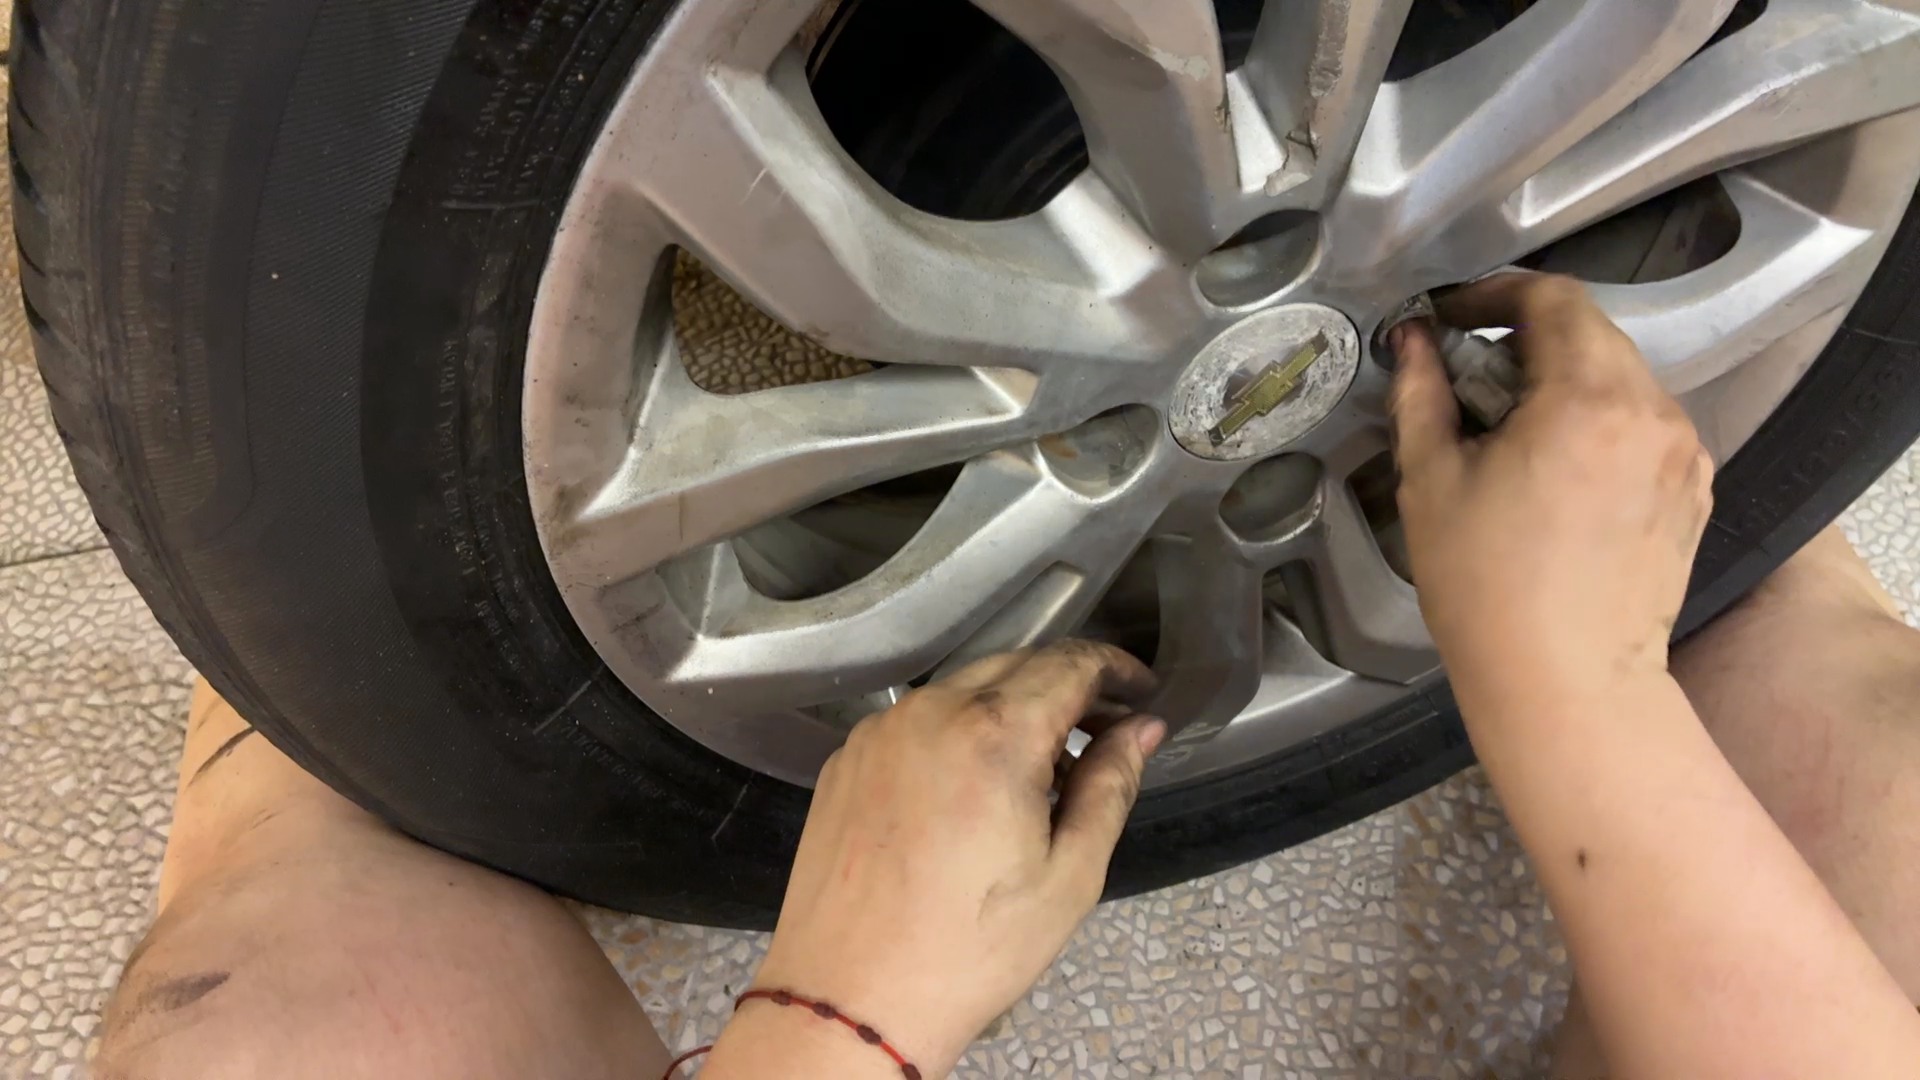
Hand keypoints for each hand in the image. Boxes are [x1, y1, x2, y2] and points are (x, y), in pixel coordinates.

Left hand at [708, 641, 1164, 1077]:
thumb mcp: (1068, 877)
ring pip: (966, 686)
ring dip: (1013, 706)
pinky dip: (959, 728)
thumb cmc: (973, 948)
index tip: (1141, 691)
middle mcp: (932, 708)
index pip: (1069, 663)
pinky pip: (920, 717)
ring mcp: (882, 726)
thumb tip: (1142, 727)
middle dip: (1068, 685)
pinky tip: (968, 784)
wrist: (846, 998)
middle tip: (1101, 732)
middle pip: (1018, 664)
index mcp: (993, 732)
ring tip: (1038, 769)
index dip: (1114, 667)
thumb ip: (1111, 785)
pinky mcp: (849, 751)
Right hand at [1388, 273, 1713, 703]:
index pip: (1553, 301)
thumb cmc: (1481, 578)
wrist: (1561, 672)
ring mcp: (1682, 452)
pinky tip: (1547, 467)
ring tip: (1502, 430)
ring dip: (1556, 381)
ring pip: (1618, 380)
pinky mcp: (1691, 488)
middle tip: (1463, 377)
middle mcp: (1653, 412)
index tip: (1452, 313)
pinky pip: (1639, 424)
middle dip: (1520, 340)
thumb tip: (1412, 342)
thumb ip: (1422, 395)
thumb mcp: (1430, 478)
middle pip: (1590, 335)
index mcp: (1586, 400)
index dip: (1494, 294)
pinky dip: (1590, 420)